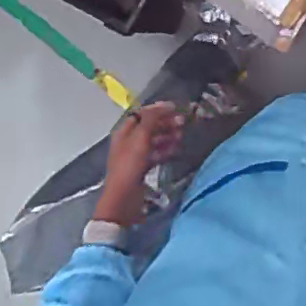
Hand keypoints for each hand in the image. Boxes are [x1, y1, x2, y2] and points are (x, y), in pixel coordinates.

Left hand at [94, 103, 184, 225]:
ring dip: (168, 135)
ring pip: (154, 140)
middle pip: (149, 126)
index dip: (157, 109)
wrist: (123, 199)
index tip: (174, 108)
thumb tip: (163, 106)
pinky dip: (166, 150)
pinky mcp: (142, 168)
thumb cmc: (130, 165)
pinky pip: (156, 154)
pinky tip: (176, 149)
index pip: (142, 114)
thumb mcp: (140, 138)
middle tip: (182, 122)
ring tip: (181, 135)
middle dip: (165, 122)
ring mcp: (136, 155)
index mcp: (124, 131)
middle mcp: (129, 141)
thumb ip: (151, 119)